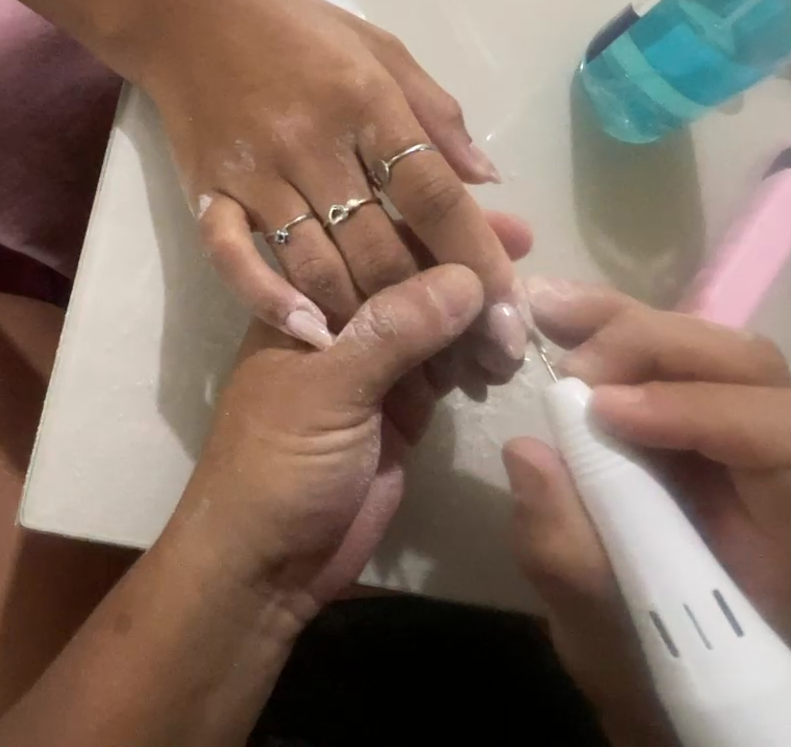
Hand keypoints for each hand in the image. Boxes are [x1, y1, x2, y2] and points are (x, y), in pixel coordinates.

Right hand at [137, 0, 526, 385]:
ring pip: (316, 264)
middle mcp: (311, 144)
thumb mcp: (378, 47)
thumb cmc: (293, 29)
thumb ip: (436, 112)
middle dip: (429, 308)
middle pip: (379, 245)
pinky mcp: (208, 195)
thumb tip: (488, 180)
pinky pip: (233, 259)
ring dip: (363, 318)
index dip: (476, 254)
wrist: (187, 20)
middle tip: (465, 354)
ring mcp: (255, 175)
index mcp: (364, 102)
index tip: (507, 306)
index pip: (432, 193)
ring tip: (408, 360)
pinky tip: (310, 332)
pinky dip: (269, 299)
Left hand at [164, 264, 487, 624]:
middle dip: (468, 278)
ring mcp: (372, 367)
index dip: (435, 230)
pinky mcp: (399, 408)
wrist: (266, 564)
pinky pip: (444, 370)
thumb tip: (465, 276)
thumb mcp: (328, 391)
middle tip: (523, 279)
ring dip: (478, 326)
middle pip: (414, 280)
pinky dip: (472, 365)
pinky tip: (497, 368)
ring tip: (512, 337)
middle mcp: (341, 324)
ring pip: (436, 325)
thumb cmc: (277, 466)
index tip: (501, 226)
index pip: (374, 243)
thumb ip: (392, 331)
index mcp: (306, 302)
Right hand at [500, 281, 790, 744]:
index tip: (601, 412)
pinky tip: (554, 313)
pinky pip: (658, 352)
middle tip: (571, 370)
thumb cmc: (642, 663)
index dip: (695, 409)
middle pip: (750, 369)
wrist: (651, 667)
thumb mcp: (597, 632)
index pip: (782, 438)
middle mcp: (777, 468)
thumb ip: (566, 553)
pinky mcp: (683, 412)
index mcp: (790, 535)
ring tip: (548, 314)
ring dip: (625, 323)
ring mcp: (731, 431)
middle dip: (657, 349)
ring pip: (706, 346)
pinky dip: (605, 326)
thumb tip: (527, 451)